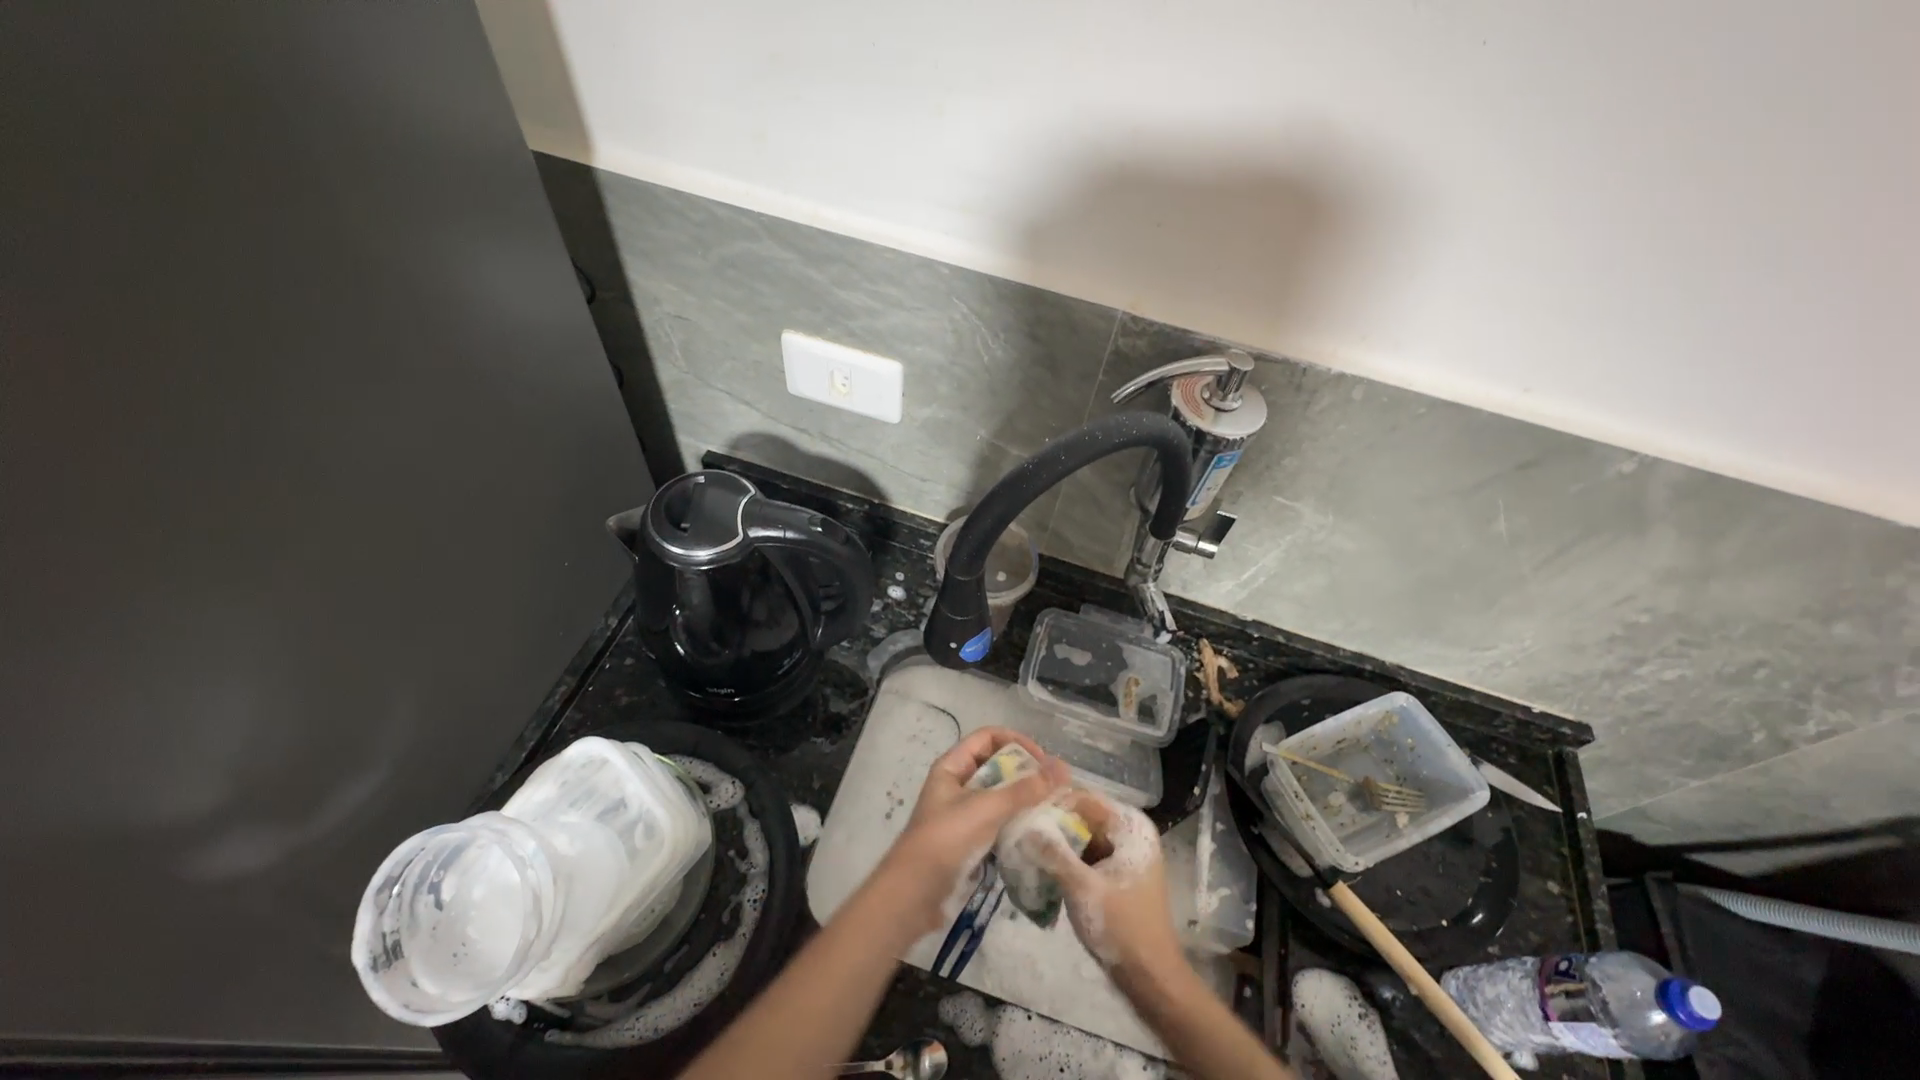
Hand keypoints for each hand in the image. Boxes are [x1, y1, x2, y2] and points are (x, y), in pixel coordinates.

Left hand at [872, 727, 1068, 934]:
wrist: (916, 893)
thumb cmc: (947, 839)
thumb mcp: (987, 807)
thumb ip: (1025, 788)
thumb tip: (1063, 767)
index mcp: (952, 766)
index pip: (988, 737)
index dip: (1017, 742)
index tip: (1044, 761)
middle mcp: (957, 785)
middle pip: (997, 766)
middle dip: (1027, 773)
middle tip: (1056, 788)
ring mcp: (964, 814)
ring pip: (1001, 797)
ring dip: (1025, 801)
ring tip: (1054, 810)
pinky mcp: (971, 841)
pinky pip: (1000, 824)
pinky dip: (1018, 825)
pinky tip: (1039, 833)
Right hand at [1019, 788, 1183, 982]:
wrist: (1150, 977)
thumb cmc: (1121, 927)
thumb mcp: (1082, 888)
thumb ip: (1052, 853)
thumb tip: (1023, 823)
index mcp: (1131, 828)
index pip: (1084, 798)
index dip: (1052, 803)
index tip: (1020, 812)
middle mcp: (1130, 835)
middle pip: (1083, 817)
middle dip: (1052, 825)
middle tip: (1016, 832)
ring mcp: (1124, 856)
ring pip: (1081, 838)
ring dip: (1056, 844)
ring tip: (1021, 848)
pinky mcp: (1116, 876)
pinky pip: (1085, 857)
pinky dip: (1065, 861)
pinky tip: (1039, 868)